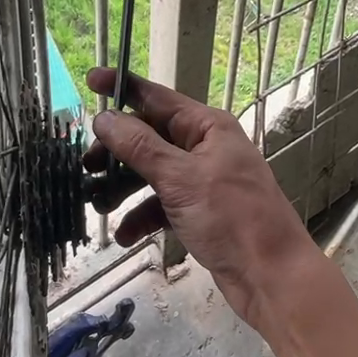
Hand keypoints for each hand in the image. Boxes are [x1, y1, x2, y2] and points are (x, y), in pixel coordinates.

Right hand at [83, 67, 322, 328]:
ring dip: (124, 187)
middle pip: (150, 137)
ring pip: (152, 172)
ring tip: (97, 204)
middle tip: (85, 166)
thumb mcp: (180, 178)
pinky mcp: (201, 211)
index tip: (91, 79)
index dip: (124, 88)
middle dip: (117, 151)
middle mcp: (205, 147)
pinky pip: (162, 203)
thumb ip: (139, 146)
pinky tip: (124, 236)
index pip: (157, 98)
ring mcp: (203, 180)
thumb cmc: (231, 217)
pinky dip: (142, 215)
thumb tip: (104, 117)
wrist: (272, 278)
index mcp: (207, 126)